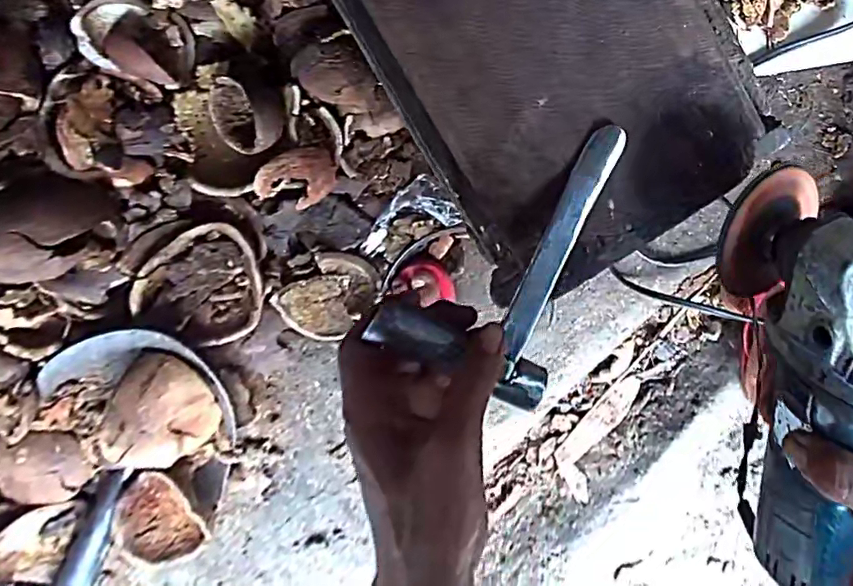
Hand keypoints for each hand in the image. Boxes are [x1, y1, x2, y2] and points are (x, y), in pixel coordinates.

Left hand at [340, 301, 504, 585]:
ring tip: (481, 340)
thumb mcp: (453, 441)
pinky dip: (461, 372)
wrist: (432, 572)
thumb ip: (472, 382)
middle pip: (396, 348)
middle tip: (464, 316)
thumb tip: (491, 333)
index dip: (387, 312)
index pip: (361, 343)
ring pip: (421, 365)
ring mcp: (405, 421)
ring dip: (450, 348)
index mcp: (369, 409)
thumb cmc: (426, 518)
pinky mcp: (428, 433)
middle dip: (430, 325)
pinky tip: (487, 370)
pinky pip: (441, 387)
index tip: (421, 294)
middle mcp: (382, 409)